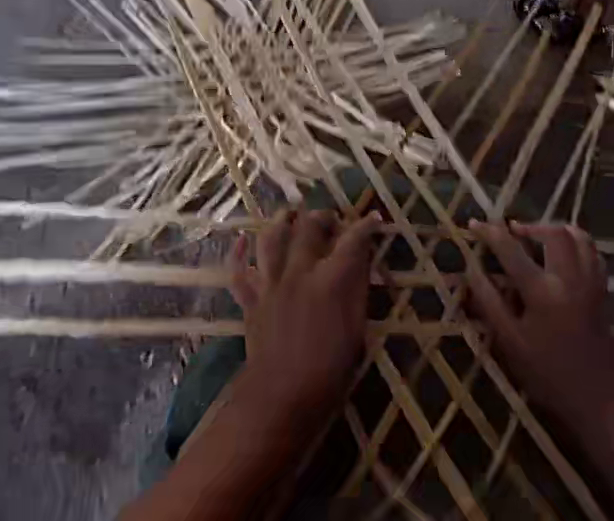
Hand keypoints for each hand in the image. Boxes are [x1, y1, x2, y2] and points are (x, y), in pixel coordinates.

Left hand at [229, 210, 379, 413]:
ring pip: (272, 238)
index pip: (353, 240)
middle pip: (309, 228)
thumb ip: (358, 289)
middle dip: (323, 216)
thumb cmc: (329, 370)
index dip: (366, 226)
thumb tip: (363, 259)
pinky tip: (241, 239)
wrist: (281, 399)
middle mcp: (300, 271)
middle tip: (332, 218)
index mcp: (331, 279)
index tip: (375, 220)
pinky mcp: (251, 300)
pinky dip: (238, 254)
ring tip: (291, 213)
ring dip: (282, 220)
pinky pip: (239, 271)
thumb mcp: (357, 329)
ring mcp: (272, 284)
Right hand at [465, 221, 613, 422]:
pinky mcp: (602, 290)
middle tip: (513, 232)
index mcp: (542, 291)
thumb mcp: (510, 343)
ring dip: (556, 229)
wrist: (598, 398)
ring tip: (538, 236)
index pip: (511, 250)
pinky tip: (566, 252)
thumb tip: (472, 271)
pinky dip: (578, 243)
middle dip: (530, 226)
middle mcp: (568, 277)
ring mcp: (590, 281)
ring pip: (579, 237)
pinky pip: (593, 253)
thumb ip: (490, 303)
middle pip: (553, 233)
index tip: (475, 223)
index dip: (491, 233)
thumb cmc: (548, 374)